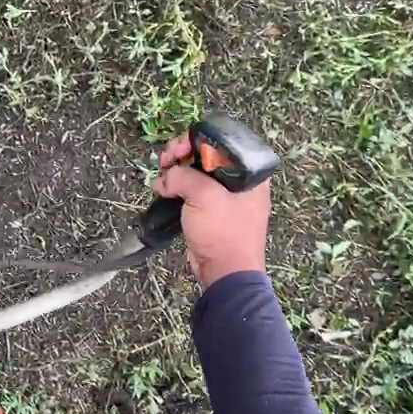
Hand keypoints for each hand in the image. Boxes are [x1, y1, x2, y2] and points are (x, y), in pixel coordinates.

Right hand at [155, 133, 271, 288]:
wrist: (225, 271)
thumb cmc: (223, 231)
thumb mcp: (204, 196)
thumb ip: (182, 176)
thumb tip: (165, 178)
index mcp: (250, 174)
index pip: (220, 143)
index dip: (194, 142)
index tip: (175, 151)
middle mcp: (240, 182)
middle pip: (205, 156)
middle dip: (181, 156)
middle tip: (164, 163)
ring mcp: (225, 196)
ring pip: (196, 172)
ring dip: (175, 172)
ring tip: (161, 181)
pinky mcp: (211, 210)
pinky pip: (192, 190)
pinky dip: (176, 188)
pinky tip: (163, 191)